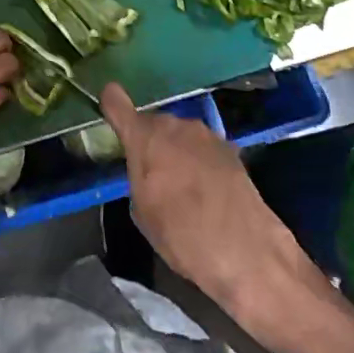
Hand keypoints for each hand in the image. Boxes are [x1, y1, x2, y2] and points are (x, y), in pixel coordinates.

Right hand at [101, 82, 314, 309]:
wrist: (245, 250)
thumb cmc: (182, 235)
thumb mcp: (142, 212)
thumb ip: (137, 177)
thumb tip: (146, 169)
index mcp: (144, 138)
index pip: (117, 103)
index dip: (111, 102)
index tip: (107, 104)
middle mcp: (173, 125)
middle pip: (153, 123)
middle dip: (149, 142)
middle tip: (151, 174)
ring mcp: (205, 133)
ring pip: (179, 134)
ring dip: (176, 150)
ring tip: (183, 187)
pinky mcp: (229, 146)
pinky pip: (202, 147)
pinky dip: (199, 160)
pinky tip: (207, 190)